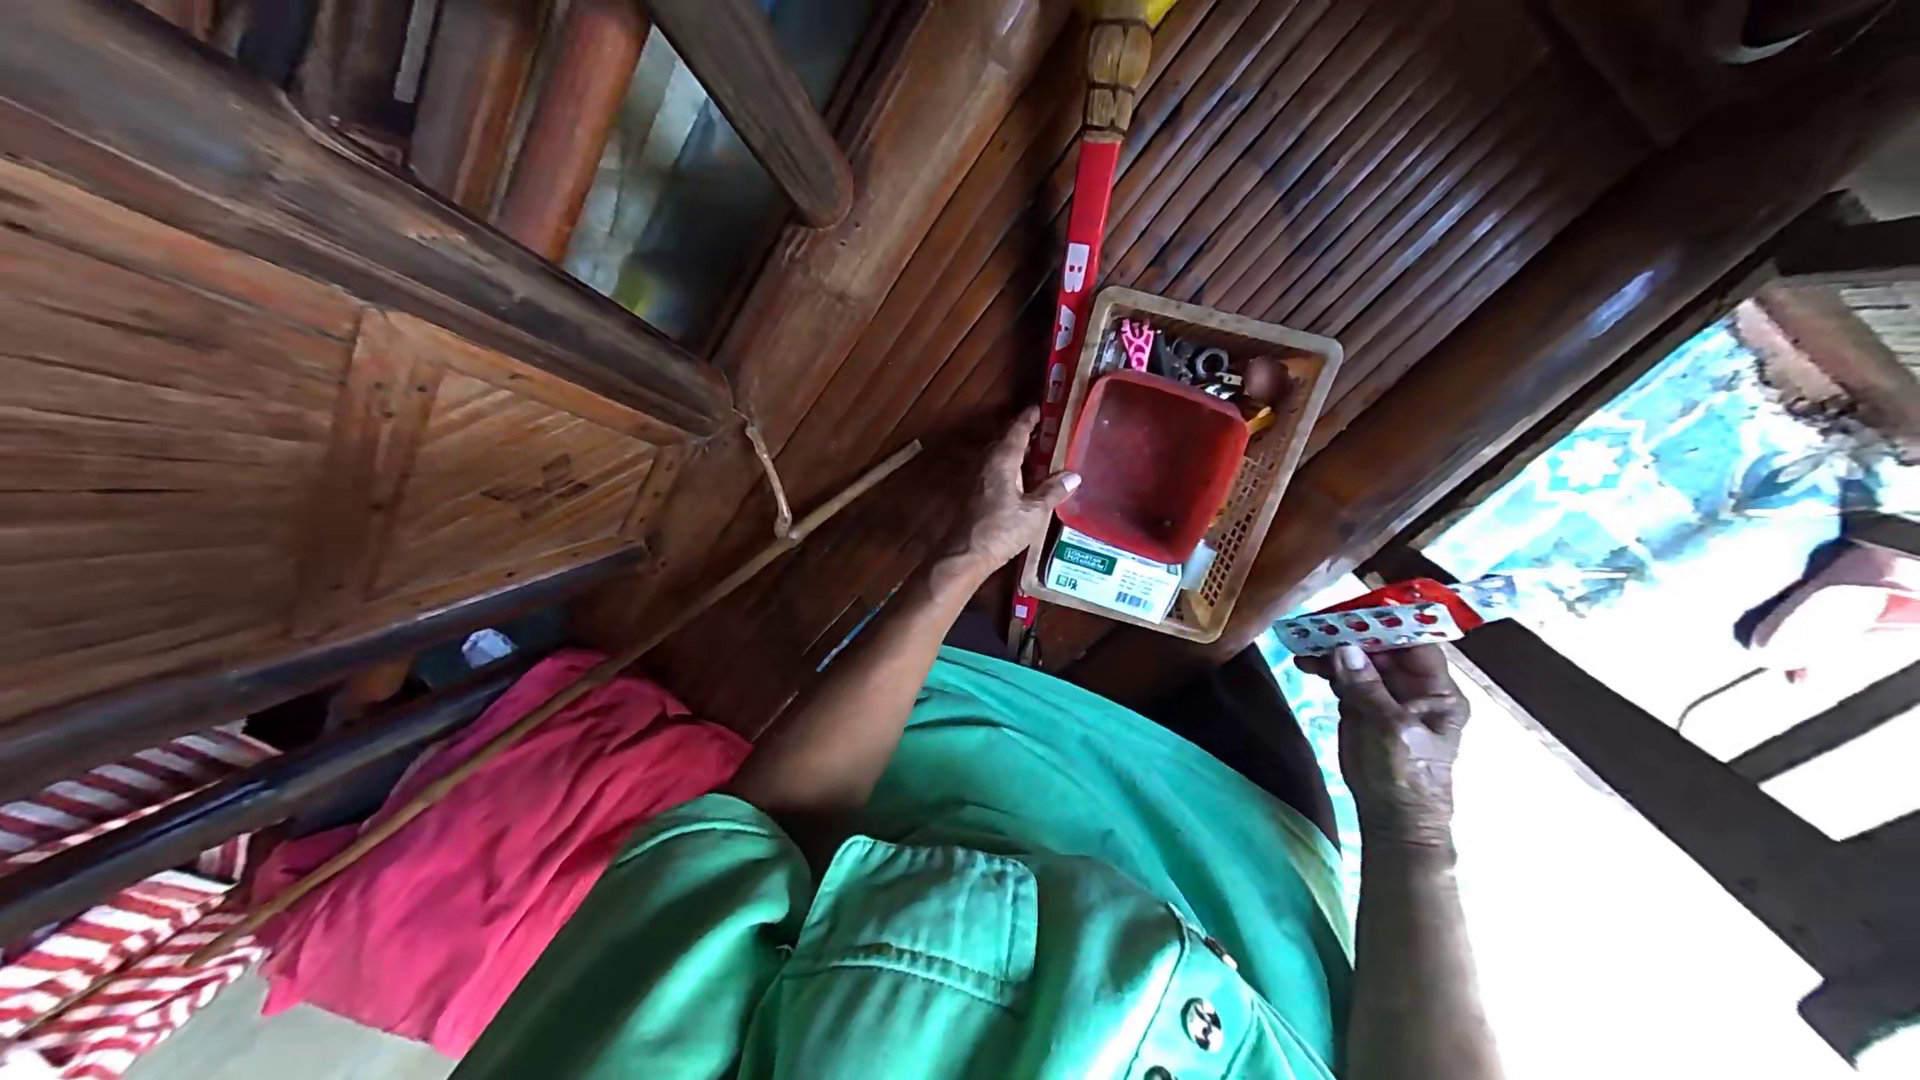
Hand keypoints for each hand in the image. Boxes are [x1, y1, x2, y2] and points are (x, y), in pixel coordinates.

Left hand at [942, 406, 1079, 580]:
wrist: (966, 554)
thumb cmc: (1001, 530)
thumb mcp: (1034, 512)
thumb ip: (1052, 491)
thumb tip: (1073, 475)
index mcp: (1002, 460)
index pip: (1017, 431)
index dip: (1029, 418)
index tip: (1040, 407)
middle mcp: (986, 463)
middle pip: (1004, 440)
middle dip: (1022, 433)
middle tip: (1044, 430)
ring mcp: (976, 478)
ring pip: (997, 456)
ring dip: (1014, 450)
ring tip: (1035, 451)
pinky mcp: (974, 493)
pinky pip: (994, 470)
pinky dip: (1008, 466)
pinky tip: (1020, 478)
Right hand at [1298, 644, 1467, 850]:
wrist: (1390, 815)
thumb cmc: (1405, 775)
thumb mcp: (1389, 729)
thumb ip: (1367, 687)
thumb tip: (1344, 648)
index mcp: (1437, 692)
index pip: (1417, 645)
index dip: (1392, 624)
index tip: (1361, 607)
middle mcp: (1412, 688)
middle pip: (1382, 649)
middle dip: (1352, 636)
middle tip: (1319, 625)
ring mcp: (1384, 696)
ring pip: (1358, 660)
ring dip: (1332, 650)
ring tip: (1304, 645)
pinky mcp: (1360, 706)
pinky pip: (1342, 677)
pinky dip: (1324, 667)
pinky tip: (1305, 663)